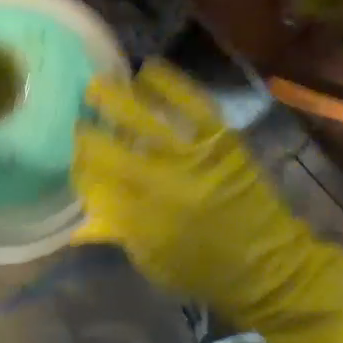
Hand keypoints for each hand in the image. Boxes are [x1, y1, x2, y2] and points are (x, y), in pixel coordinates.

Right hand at [72, 61, 342, 342]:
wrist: (271, 267)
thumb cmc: (205, 271)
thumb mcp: (150, 259)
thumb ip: (116, 224)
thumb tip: (86, 193)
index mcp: (147, 210)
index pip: (100, 169)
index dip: (81, 152)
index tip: (71, 144)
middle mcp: (169, 176)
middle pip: (120, 136)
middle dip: (95, 115)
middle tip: (78, 101)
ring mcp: (198, 153)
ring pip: (151, 112)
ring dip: (123, 93)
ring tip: (103, 80)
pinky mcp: (223, 139)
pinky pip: (191, 101)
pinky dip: (168, 83)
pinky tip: (149, 71)